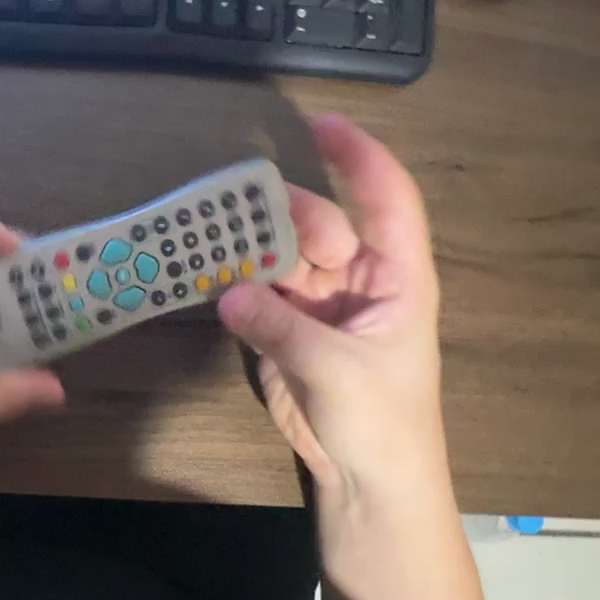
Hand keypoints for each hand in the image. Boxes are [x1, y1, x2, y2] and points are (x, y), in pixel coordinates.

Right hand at [216, 115, 445, 497]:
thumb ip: (283, 329)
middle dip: (284, 217)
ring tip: (206, 238)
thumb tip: (228, 293)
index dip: (360, 158)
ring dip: (246, 249)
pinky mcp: (281, 330)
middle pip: (317, 224)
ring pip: (278, 257)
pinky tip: (203, 275)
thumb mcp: (341, 372)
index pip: (386, 200)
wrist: (365, 477)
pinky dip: (229, 285)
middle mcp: (354, 280)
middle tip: (240, 222)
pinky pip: (252, 295)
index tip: (321, 123)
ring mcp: (313, 305)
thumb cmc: (383, 422)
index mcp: (396, 277)